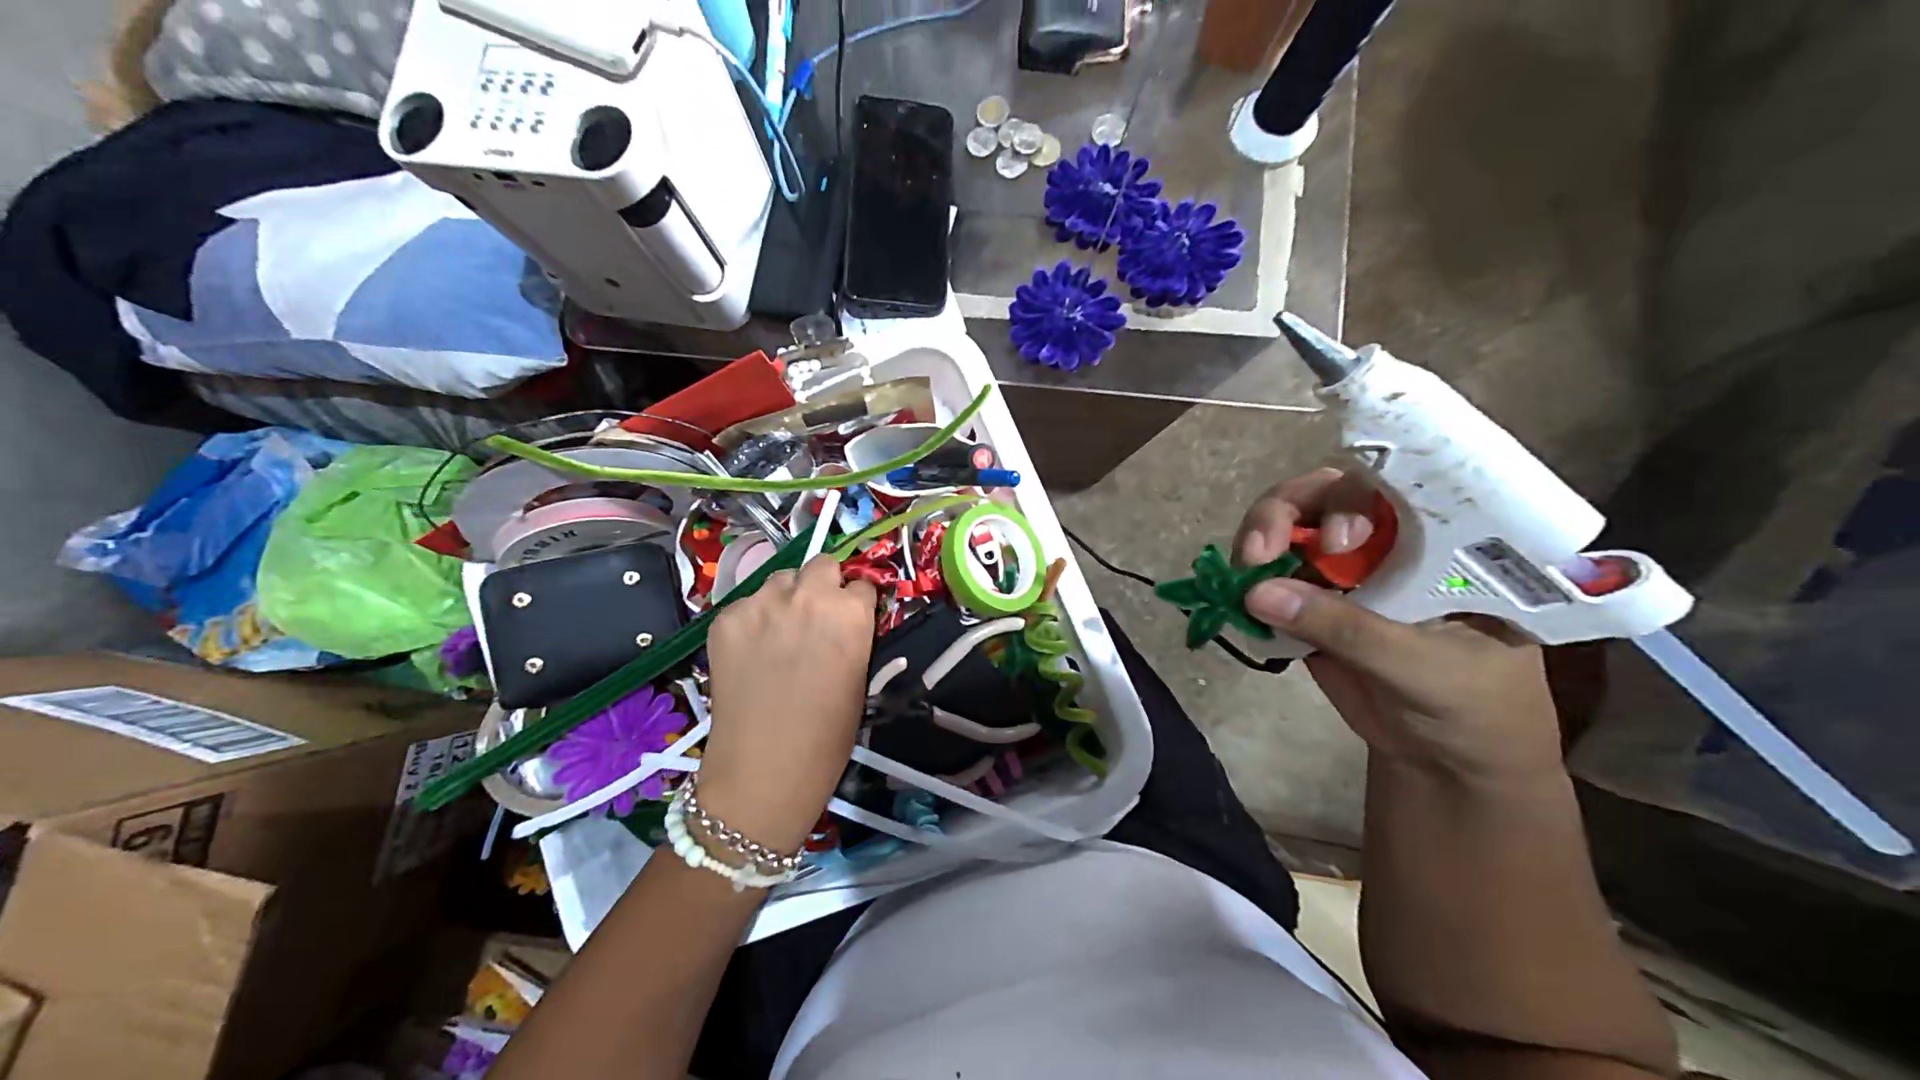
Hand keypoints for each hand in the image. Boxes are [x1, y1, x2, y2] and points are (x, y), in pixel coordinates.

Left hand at [698, 556, 877, 853]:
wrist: (765, 768)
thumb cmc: (827, 736)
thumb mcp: (859, 678)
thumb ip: (853, 636)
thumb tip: (845, 621)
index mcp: (850, 613)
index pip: (861, 584)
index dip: (856, 602)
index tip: (851, 618)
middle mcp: (808, 596)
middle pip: (821, 564)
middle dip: (823, 585)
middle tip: (815, 616)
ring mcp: (761, 604)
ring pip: (780, 580)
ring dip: (786, 597)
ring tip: (779, 633)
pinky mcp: (725, 618)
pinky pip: (746, 604)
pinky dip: (752, 620)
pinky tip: (751, 652)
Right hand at [1234, 468, 1563, 781]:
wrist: (1444, 759)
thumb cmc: (1472, 707)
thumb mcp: (1419, 666)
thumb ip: (1344, 628)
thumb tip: (1256, 592)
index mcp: (1439, 541)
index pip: (1391, 487)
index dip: (1354, 497)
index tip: (1338, 541)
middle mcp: (1387, 543)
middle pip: (1323, 497)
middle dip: (1282, 514)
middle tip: (1257, 552)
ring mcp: (1343, 572)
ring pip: (1287, 531)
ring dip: (1256, 545)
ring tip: (1241, 579)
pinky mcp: (1309, 602)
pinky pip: (1268, 579)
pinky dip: (1245, 584)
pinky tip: (1234, 599)